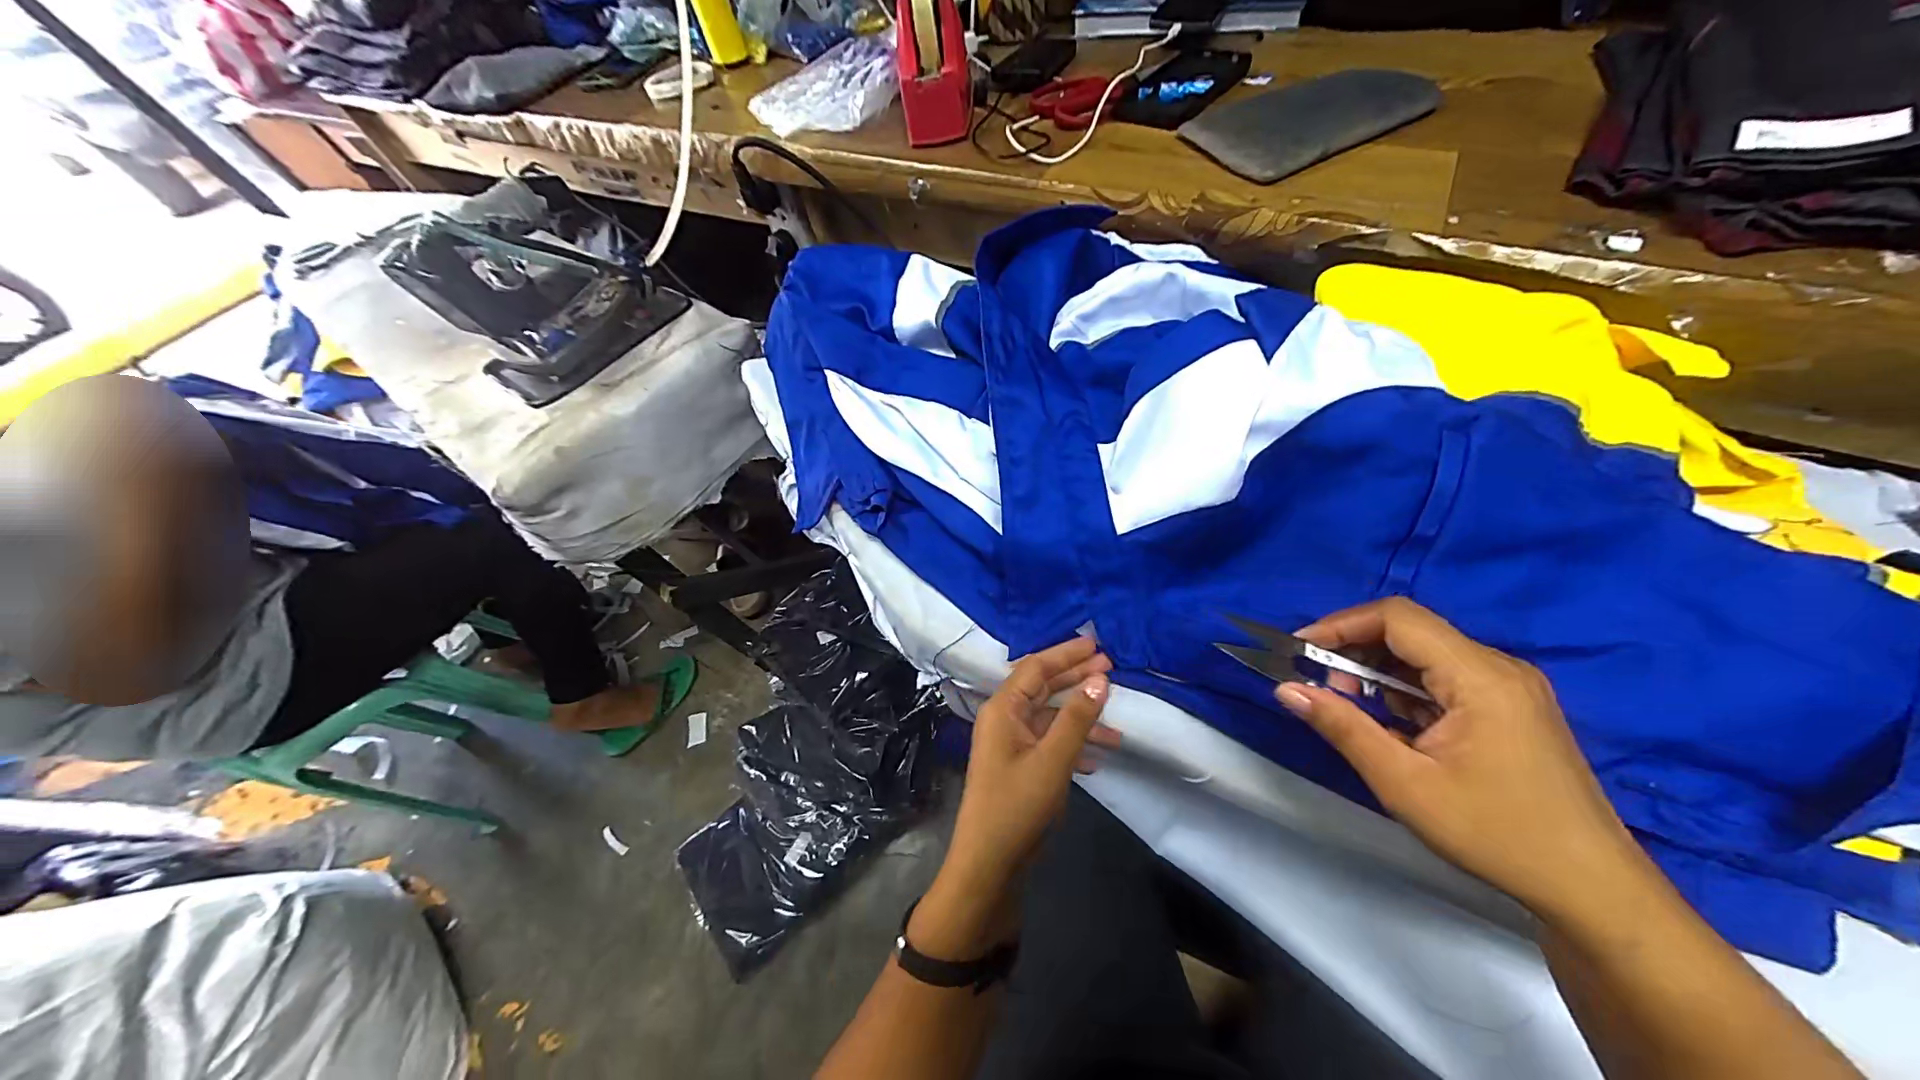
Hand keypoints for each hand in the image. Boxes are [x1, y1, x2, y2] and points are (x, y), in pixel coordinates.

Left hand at [944, 637, 1116, 893]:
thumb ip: (1077, 718)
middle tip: (1111, 669)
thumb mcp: (1053, 759)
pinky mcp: (1019, 767)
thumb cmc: (1017, 806)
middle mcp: (1003, 720)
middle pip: (1043, 688)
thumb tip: (1100, 680)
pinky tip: (1099, 757)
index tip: (1098, 645)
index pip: (1036, 668)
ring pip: (1050, 718)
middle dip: (1076, 679)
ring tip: (1117, 724)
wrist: (989, 863)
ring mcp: (1010, 744)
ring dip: (1081, 718)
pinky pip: (1050, 743)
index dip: (1067, 654)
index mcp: (1003, 709)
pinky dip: (1074, 744)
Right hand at [1273, 597, 1646, 918]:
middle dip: (1356, 649)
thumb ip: (1343, 727)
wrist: (1591, 888)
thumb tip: (1286, 689)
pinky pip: (1446, 679)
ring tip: (1351, 709)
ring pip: (1427, 655)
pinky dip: (1406, 690)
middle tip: (1323, 688)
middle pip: (1411, 632)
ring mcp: (1511, 687)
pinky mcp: (1512, 707)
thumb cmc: (1495, 833)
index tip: (1300, 650)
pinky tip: (1391, 723)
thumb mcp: (1404, 783)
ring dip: (1380, 672)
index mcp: (1480, 677)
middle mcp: (1499, 668)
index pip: (1398, 617)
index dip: (1341, 624)